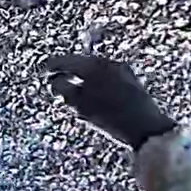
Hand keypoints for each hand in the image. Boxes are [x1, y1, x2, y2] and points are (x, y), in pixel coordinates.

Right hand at [42, 54, 176, 148]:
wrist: (149, 130)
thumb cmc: (111, 117)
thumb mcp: (79, 105)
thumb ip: (62, 89)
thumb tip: (54, 81)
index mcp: (93, 65)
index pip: (64, 61)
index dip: (50, 67)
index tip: (41, 72)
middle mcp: (108, 62)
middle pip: (80, 63)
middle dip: (67, 71)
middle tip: (55, 80)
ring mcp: (122, 71)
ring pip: (93, 70)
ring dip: (81, 77)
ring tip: (72, 90)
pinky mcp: (132, 81)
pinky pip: (105, 76)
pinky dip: (94, 82)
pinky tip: (92, 95)